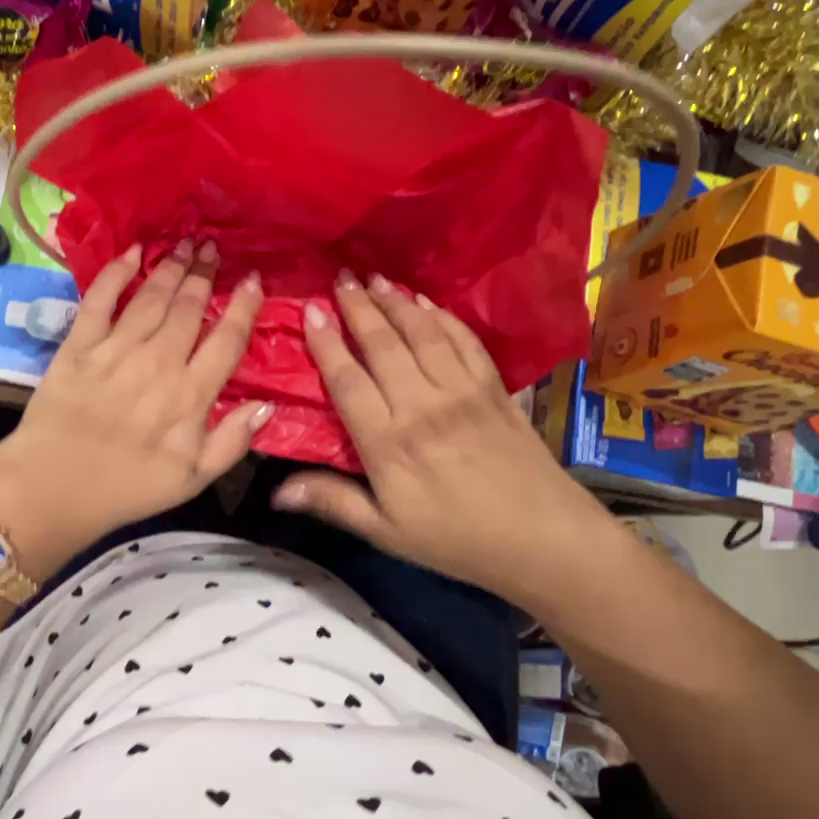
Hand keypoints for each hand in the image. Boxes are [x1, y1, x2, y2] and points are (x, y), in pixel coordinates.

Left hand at [0, 239, 268, 572]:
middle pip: (189, 308)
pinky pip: (100, 300)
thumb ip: (233, 442)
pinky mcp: (78, 346)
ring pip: (151, 297)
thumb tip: (267, 405)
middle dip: (205, 274)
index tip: (254, 280)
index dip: (244, 307)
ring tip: (186, 244)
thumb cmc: (129, 488)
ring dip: (171, 267)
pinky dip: (117, 273)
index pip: (227, 339)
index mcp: (191, 394)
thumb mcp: (193, 480)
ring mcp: (117, 349)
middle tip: (214, 248)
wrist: (55, 487)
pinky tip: (132, 252)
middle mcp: (159, 362)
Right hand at [272, 271, 618, 595]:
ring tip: (375, 278)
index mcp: (388, 442)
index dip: (326, 343)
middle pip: (383, 345)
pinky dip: (443, 317)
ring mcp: (461, 392)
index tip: (311, 310)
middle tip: (341, 278)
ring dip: (396, 303)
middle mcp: (421, 405)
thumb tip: (276, 492)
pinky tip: (427, 302)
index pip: (347, 380)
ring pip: (422, 334)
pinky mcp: (493, 390)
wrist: (542, 539)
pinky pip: (464, 342)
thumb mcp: (387, 533)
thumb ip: (333, 502)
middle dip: (359, 307)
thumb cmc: (456, 541)